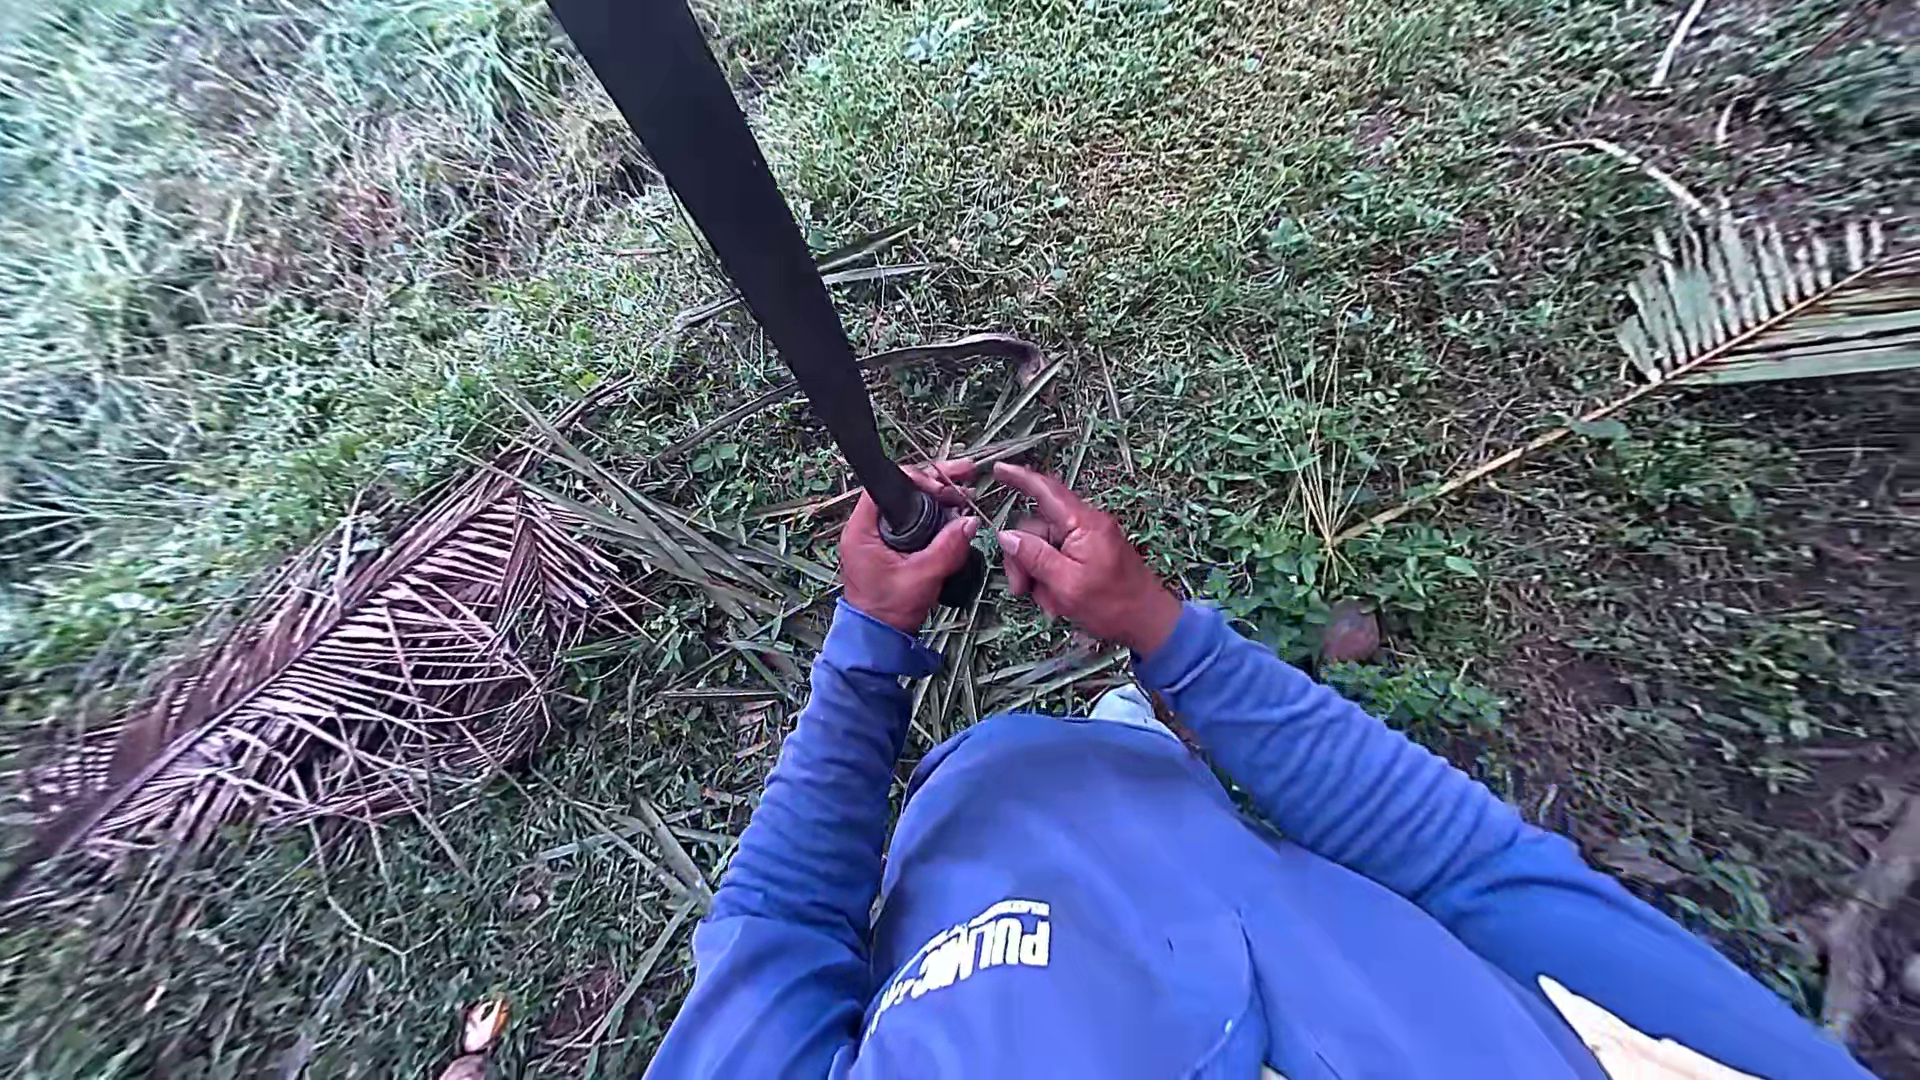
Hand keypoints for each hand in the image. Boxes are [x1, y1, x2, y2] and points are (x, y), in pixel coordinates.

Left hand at [840, 460, 981, 632]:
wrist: (878, 639)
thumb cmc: (887, 612)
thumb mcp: (922, 577)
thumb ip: (947, 548)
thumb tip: (969, 522)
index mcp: (862, 530)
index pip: (887, 485)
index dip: (918, 479)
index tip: (944, 487)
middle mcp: (866, 527)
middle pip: (901, 489)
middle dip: (935, 483)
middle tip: (964, 477)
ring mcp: (877, 536)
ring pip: (908, 504)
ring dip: (936, 498)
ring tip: (963, 495)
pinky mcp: (888, 546)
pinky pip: (910, 521)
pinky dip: (932, 515)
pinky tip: (953, 515)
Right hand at [992, 462, 1181, 655]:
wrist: (1148, 623)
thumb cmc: (1113, 605)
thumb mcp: (1066, 584)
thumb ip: (1034, 557)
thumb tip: (1006, 535)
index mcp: (1083, 523)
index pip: (1046, 491)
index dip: (1019, 478)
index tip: (997, 469)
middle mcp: (1085, 524)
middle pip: (1036, 527)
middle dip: (1022, 557)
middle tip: (1021, 589)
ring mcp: (1086, 539)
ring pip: (1042, 545)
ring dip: (1036, 573)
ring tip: (1047, 601)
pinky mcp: (1088, 553)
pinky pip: (1056, 557)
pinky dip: (1049, 577)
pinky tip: (1056, 599)